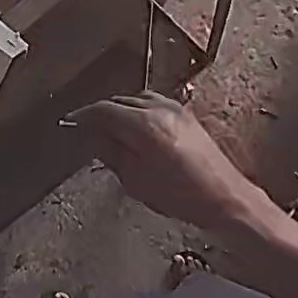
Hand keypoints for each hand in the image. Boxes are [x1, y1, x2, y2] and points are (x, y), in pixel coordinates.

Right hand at [70, 92, 283, 241]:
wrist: (224, 198)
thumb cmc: (184, 196)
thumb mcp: (136, 180)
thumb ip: (111, 153)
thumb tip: (94, 136)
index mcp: (144, 125)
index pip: (104, 110)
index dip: (83, 115)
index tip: (72, 122)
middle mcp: (161, 110)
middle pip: (120, 101)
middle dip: (101, 113)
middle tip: (88, 129)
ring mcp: (176, 110)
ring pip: (137, 99)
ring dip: (120, 110)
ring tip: (109, 130)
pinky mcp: (186, 116)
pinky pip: (153, 104)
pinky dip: (137, 110)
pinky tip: (134, 127)